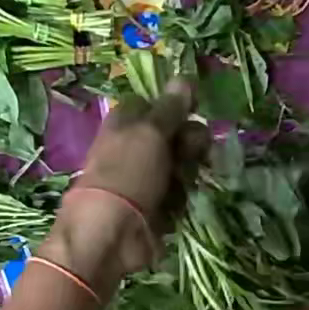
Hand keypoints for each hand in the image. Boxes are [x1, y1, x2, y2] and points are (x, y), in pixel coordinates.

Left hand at [49, 81, 209, 281]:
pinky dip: (181, 199)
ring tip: (180, 184)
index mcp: (127, 122)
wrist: (114, 232)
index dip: (177, 107)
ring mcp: (148, 178)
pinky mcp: (158, 205)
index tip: (195, 110)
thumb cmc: (128, 173)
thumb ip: (171, 108)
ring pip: (183, 166)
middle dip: (190, 143)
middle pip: (177, 135)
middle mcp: (137, 147)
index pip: (157, 104)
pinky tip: (174, 206)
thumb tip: (185, 77)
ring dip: (188, 173)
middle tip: (192, 151)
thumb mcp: (151, 132)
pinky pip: (181, 194)